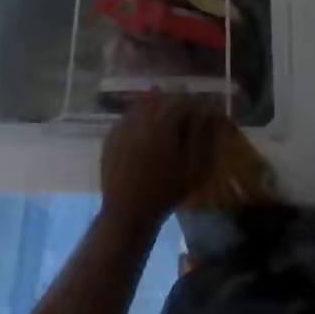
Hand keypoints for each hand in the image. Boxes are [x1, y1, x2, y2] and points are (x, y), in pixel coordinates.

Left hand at [99, 98, 222, 234]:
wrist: (127, 212)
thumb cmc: (164, 193)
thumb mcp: (191, 168)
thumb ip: (199, 137)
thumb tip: (204, 113)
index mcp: (159, 127)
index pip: (179, 102)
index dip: (193, 103)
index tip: (203, 109)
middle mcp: (138, 121)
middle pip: (159, 101)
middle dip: (175, 103)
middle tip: (188, 111)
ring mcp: (121, 128)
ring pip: (141, 106)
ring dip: (156, 106)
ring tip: (168, 115)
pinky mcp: (110, 138)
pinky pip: (128, 118)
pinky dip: (140, 117)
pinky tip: (146, 128)